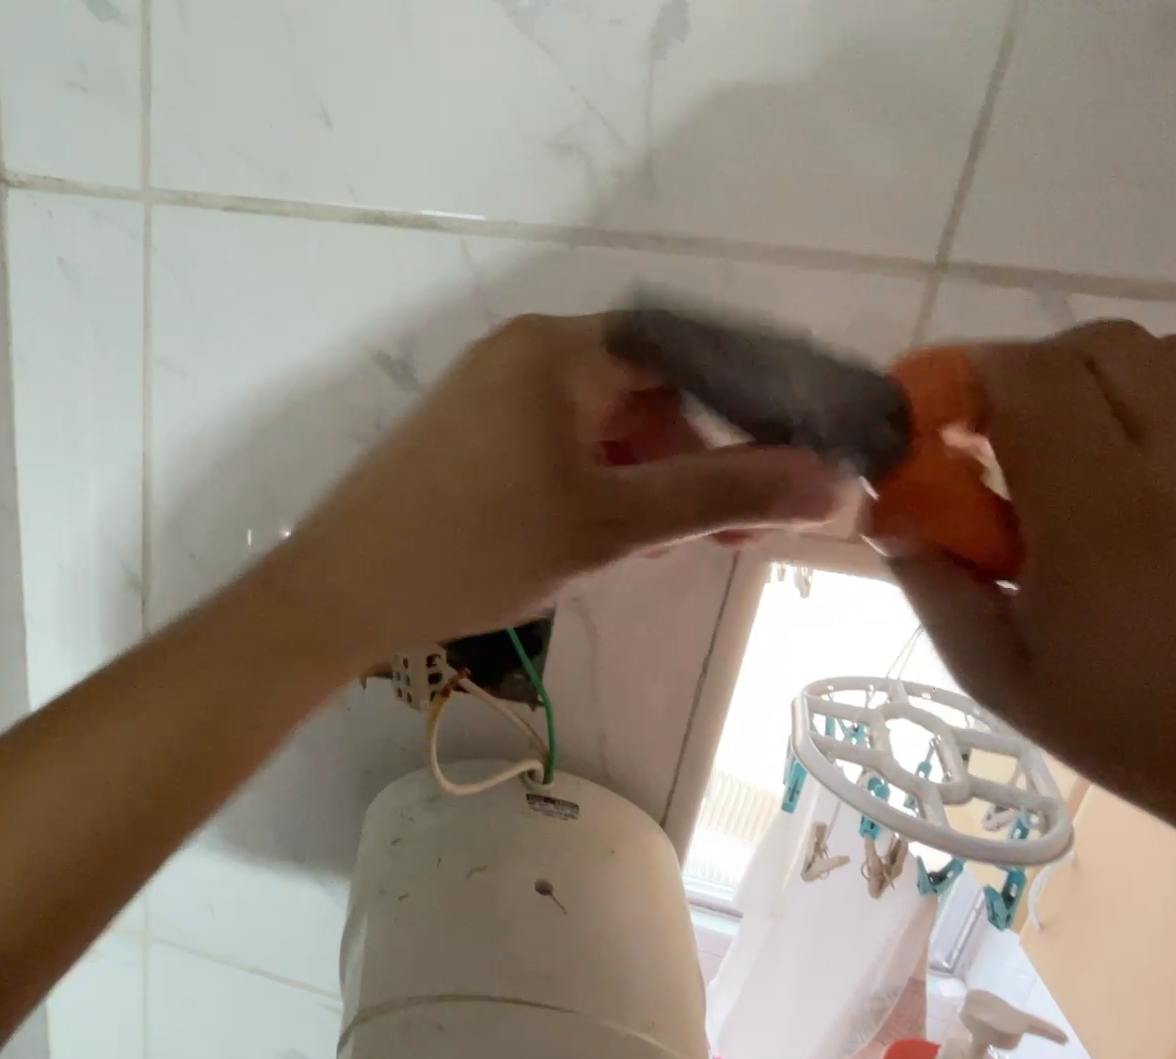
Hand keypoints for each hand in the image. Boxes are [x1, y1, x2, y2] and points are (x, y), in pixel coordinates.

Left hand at [257, 313, 837, 663]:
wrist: (343, 592)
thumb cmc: (475, 549)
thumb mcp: (609, 524)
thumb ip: (719, 495)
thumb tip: (832, 482)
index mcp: (559, 349)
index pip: (687, 353)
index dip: (749, 405)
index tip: (789, 465)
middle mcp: (523, 352)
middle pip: (644, 390)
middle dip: (694, 456)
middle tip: (728, 528)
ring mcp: (489, 391)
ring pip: (601, 424)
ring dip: (646, 476)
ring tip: (666, 544)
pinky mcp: (468, 433)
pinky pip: (557, 443)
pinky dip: (595, 482)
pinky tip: (607, 535)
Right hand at [891, 321, 1175, 832]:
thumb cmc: (1154, 735)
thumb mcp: (1005, 677)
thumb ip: (934, 587)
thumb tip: (890, 519)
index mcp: (1106, 516)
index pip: (1030, 377)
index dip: (965, 374)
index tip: (930, 419)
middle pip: (1105, 344)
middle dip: (1029, 372)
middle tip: (995, 436)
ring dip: (1103, 382)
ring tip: (1076, 452)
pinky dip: (1170, 413)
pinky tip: (1155, 489)